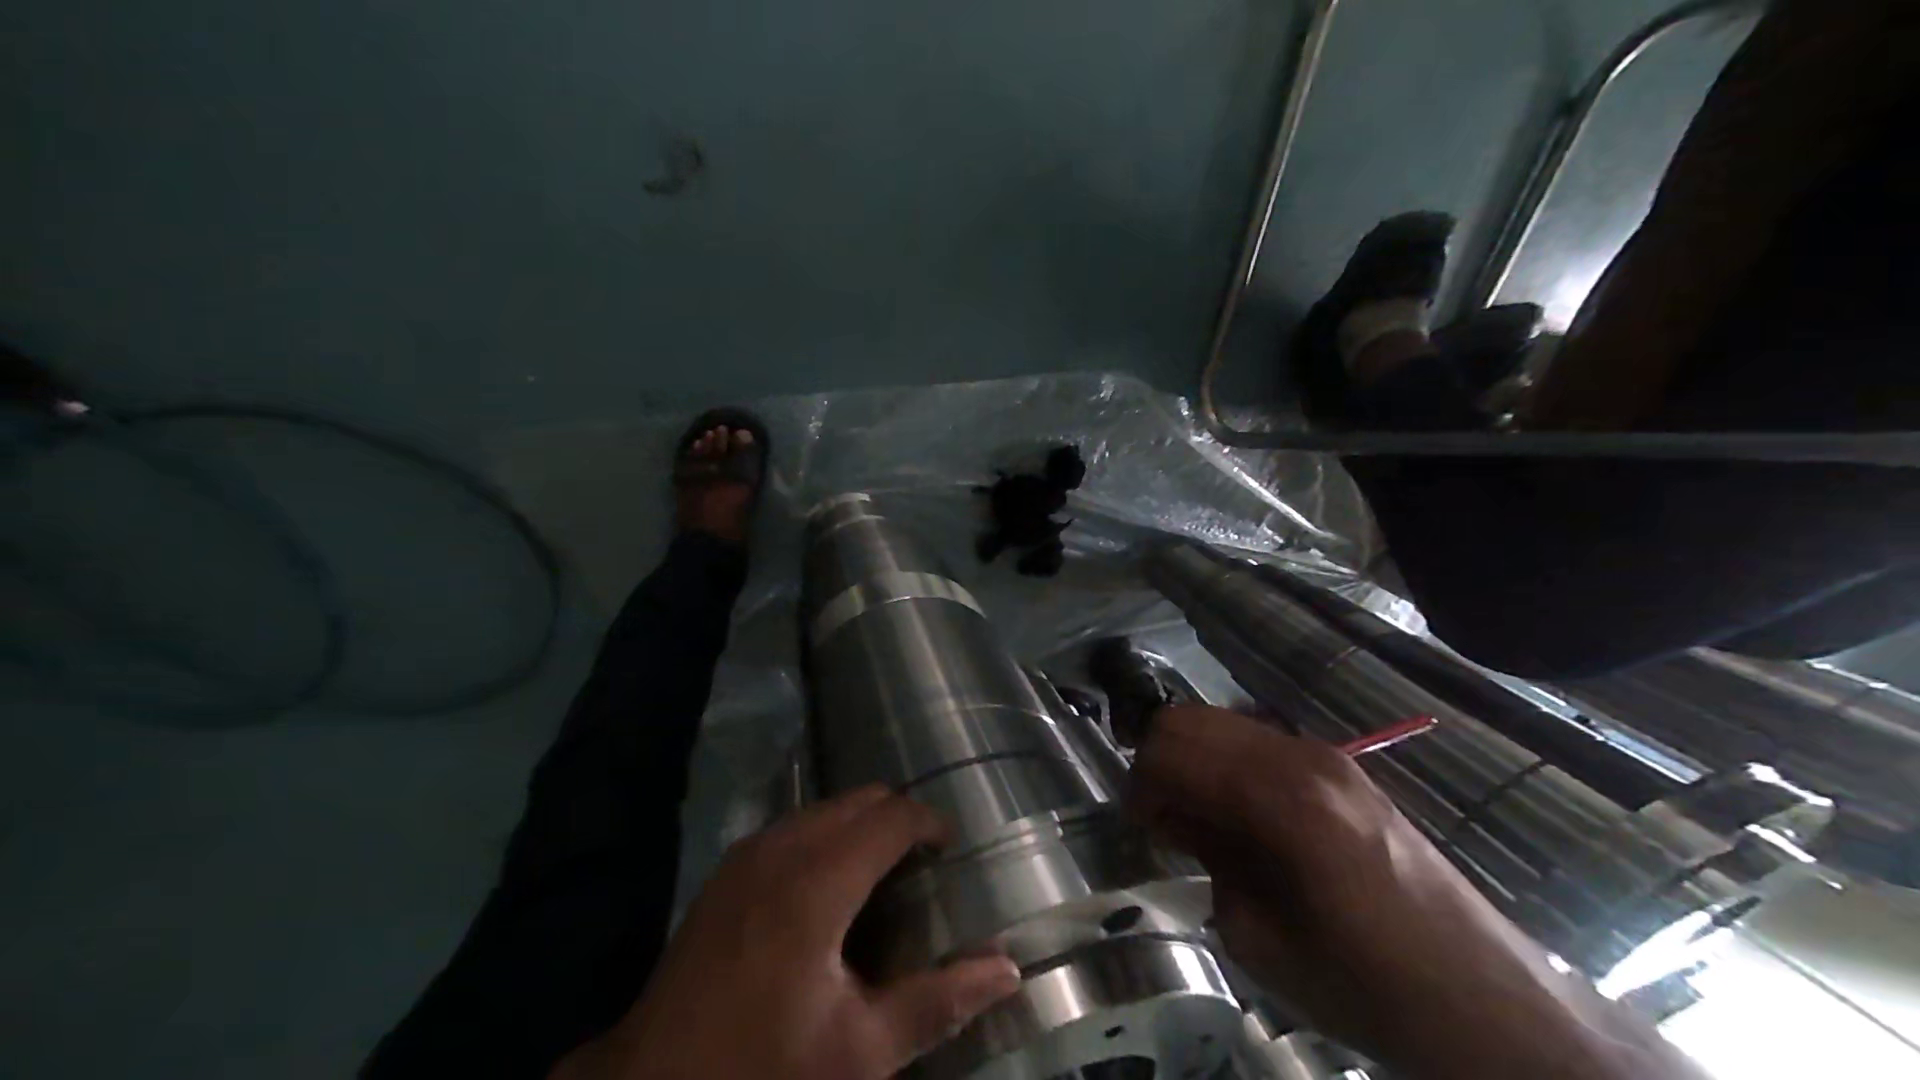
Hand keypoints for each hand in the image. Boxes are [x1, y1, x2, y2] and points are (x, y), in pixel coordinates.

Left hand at [552, 786, 1021, 1079]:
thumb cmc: (763, 1067)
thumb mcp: (860, 1050)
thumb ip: (938, 1001)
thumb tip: (1007, 969)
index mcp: (817, 879)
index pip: (891, 816)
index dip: (930, 823)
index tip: (954, 850)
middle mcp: (782, 847)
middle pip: (859, 800)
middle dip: (898, 819)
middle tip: (924, 866)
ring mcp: (748, 853)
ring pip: (824, 808)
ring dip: (861, 825)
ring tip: (884, 875)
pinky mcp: (727, 869)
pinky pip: (794, 825)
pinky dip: (827, 836)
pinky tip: (830, 888)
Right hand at [1129, 706, 1705, 1079]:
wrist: (1484, 999)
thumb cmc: (1362, 982)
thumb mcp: (1256, 936)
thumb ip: (1205, 854)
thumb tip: (1173, 812)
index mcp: (1277, 798)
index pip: (1170, 750)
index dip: (1138, 785)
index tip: (1140, 826)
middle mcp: (1299, 756)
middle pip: (1189, 719)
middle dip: (1158, 762)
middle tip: (1164, 819)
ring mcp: (1326, 755)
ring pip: (1223, 722)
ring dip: (1194, 760)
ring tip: (1201, 819)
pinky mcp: (1344, 766)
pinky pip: (1259, 741)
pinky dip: (1229, 764)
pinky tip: (1243, 817)